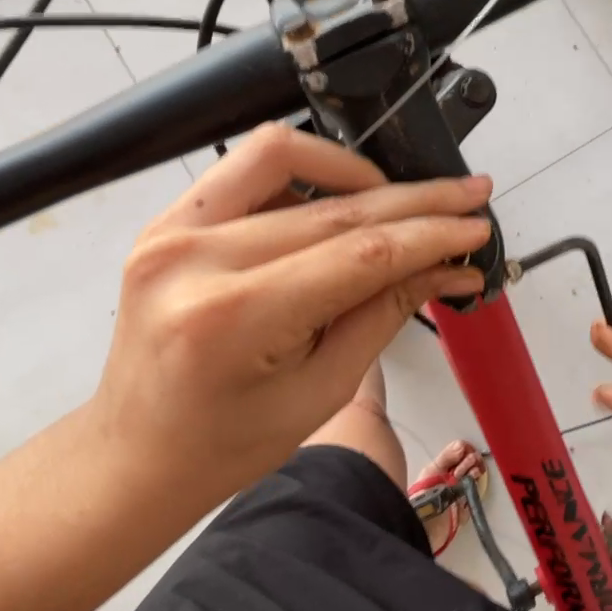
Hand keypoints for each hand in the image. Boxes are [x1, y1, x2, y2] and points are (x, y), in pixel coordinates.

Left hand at [87, 124, 492, 498]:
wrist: (136, 453)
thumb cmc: (228, 443)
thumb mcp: (324, 387)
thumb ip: (387, 311)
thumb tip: (449, 266)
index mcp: (233, 317)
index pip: (360, 253)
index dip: (430, 235)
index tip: (475, 227)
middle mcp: (195, 259)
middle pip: (336, 207)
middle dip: (416, 201)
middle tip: (469, 196)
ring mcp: (171, 230)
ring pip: (286, 156)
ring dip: (358, 172)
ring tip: (401, 201)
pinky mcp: (168, 220)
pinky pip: (248, 167)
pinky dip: (305, 174)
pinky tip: (339, 203)